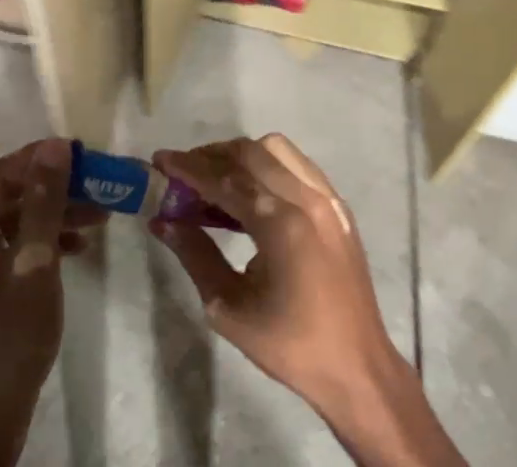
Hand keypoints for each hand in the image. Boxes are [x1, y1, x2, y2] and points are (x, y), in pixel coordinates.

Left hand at [0, 139, 99, 464]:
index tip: (84, 155)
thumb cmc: (12, 337)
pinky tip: (75, 245)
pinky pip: (5, 243)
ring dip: (51, 214)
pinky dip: (38, 239)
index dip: (40, 161)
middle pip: (3, 195)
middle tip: (97, 185)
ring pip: (8, 219)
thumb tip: (54, 146)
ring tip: (98, 215)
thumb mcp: (35, 265)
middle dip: (52, 189)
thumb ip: (44, 202)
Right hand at [150, 134, 465, 466]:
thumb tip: (162, 222)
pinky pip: (298, 167)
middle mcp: (308, 199)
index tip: (160, 159)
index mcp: (281, 224)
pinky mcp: (339, 208)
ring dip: (241, 157)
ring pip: (278, 151)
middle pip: (251, 153)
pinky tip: (251, 195)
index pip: (225, 179)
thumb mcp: (229, 307)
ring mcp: (329, 200)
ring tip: (214, 181)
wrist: (357, 366)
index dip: (188, 167)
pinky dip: (269, 167)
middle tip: (183, 173)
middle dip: (212, 156)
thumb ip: (195, 255)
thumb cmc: (290, 344)